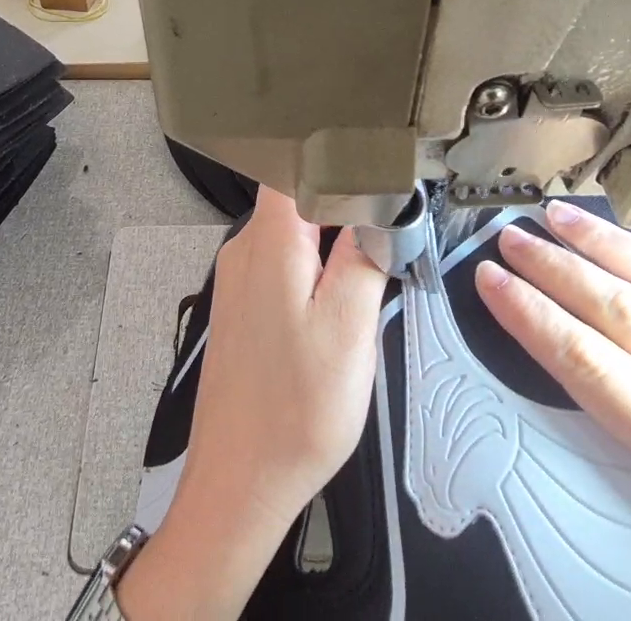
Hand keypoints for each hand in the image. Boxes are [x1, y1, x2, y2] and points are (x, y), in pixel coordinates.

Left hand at [117, 187, 387, 620]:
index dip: (336, 151)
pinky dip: (314, 265)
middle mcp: (243, 252)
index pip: (295, 164)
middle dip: (344, 196)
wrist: (242, 482)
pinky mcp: (243, 311)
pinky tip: (340, 290)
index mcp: (267, 244)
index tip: (378, 150)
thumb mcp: (350, 326)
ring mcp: (238, 282)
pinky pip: (281, 265)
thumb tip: (378, 201)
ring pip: (291, 232)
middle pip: (296, 196)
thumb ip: (364, 253)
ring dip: (331, 234)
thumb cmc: (297, 410)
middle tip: (392, 205)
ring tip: (374, 246)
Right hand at [475, 200, 630, 620]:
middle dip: (558, 269)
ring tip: (559, 216)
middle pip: (629, 314)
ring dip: (607, 247)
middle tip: (510, 236)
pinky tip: (626, 247)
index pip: (594, 366)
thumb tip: (560, 373)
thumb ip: (616, 447)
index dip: (533, 316)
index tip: (490, 280)